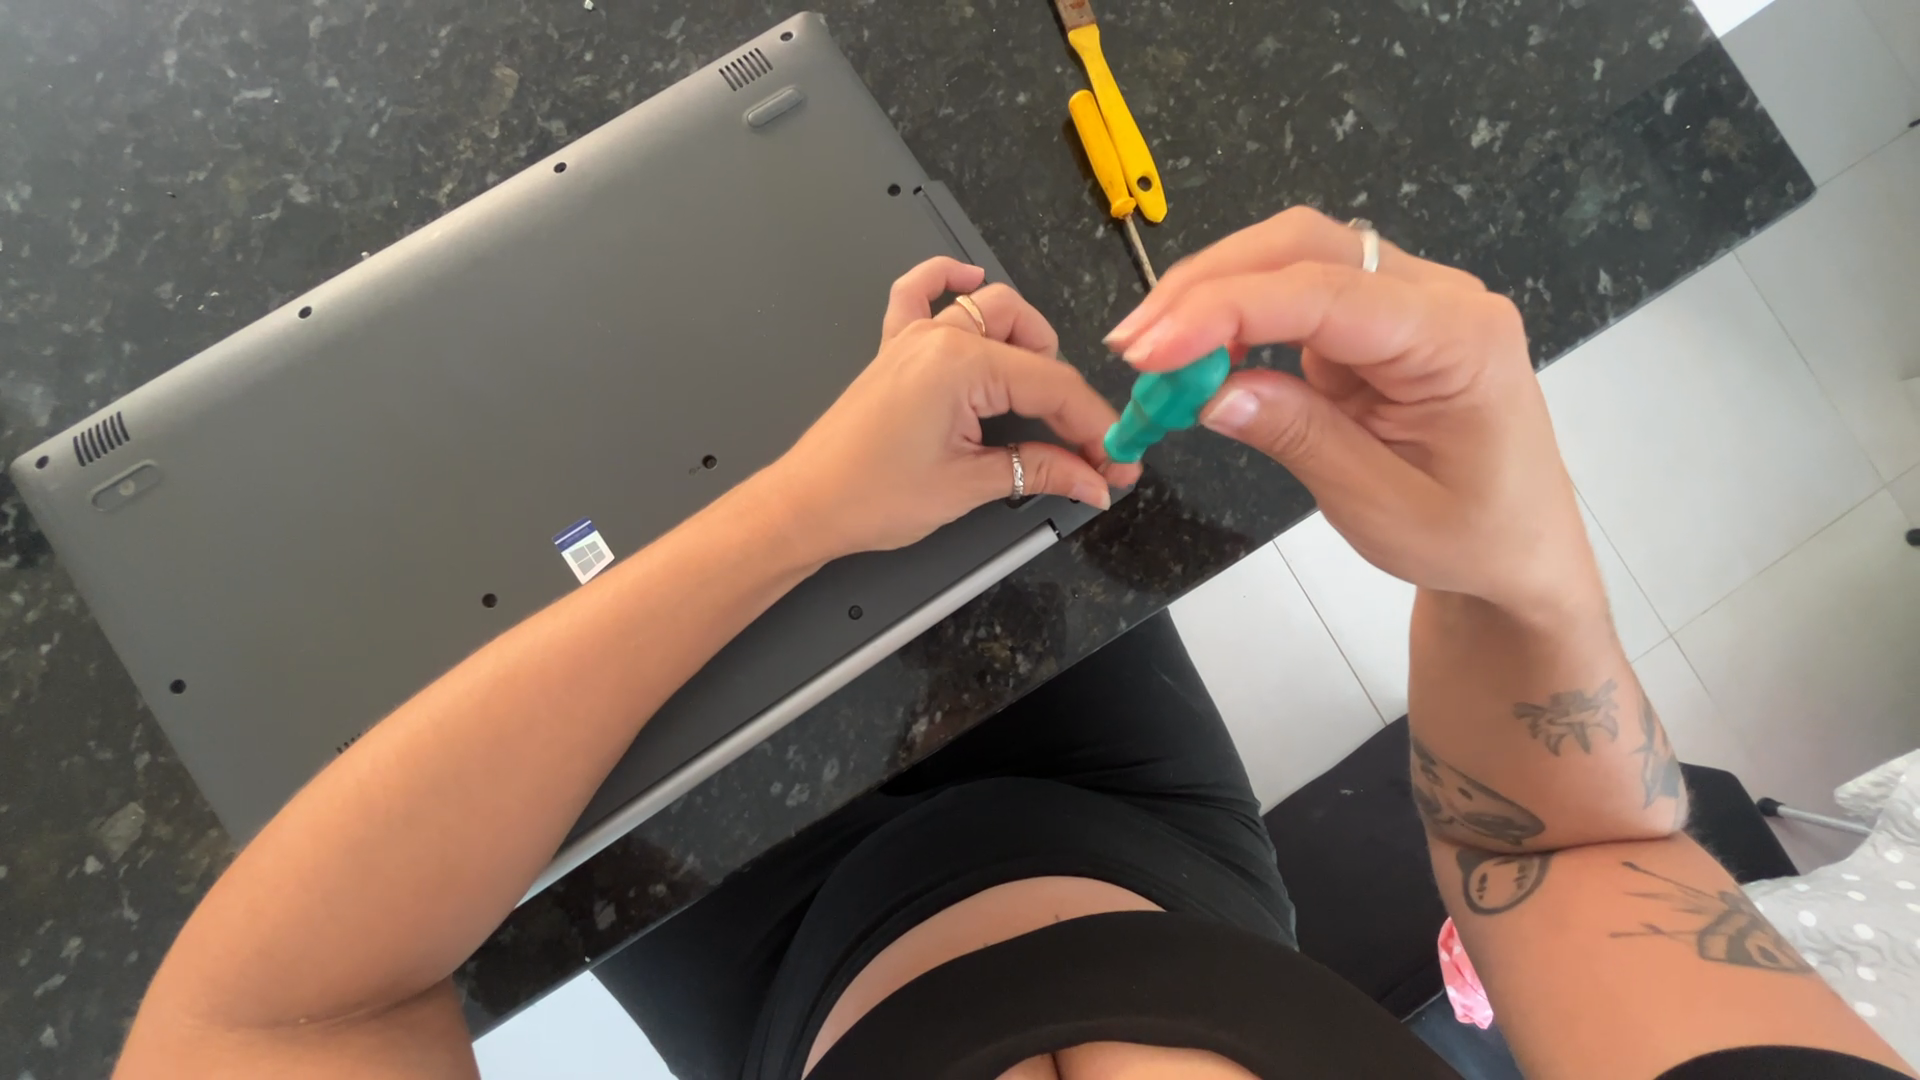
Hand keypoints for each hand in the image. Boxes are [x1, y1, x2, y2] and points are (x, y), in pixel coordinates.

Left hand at [764, 257, 1140, 559]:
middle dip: (1067, 396)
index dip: (1094, 428)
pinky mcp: (896, 352)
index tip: (1115, 460)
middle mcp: (938, 338)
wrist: (806, 506)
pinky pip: (919, 293)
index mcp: (959, 365)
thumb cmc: (867, 496)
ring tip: (1042, 396)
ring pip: (992, 310)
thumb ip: (1040, 472)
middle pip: (1032, 345)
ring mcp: (914, 339)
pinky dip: (948, 282)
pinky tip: (967, 282)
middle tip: (1082, 445)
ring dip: (1028, 342)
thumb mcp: (968, 486)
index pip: (1052, 388)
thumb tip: (1090, 477)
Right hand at [1103, 208, 1602, 623]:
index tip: (1147, 352)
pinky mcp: (1369, 323)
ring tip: (1150, 350)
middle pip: (1303, 246)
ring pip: (1290, 257)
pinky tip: (1195, 353)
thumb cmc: (1465, 535)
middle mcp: (1433, 298)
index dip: (1225, 314)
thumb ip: (1299, 436)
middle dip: (1206, 285)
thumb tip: (1210, 394)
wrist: (1513, 546)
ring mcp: (1401, 303)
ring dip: (1210, 295)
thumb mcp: (1377, 502)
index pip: (1325, 295)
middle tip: (1132, 343)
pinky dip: (1231, 318)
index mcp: (1457, 339)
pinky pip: (1290, 295)